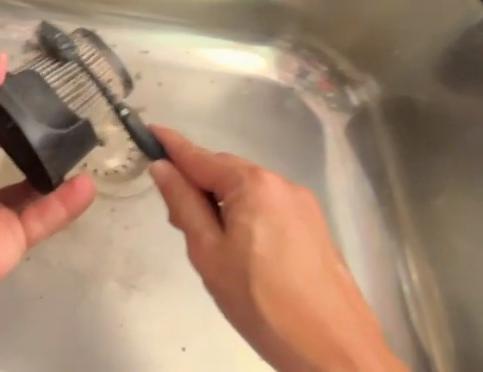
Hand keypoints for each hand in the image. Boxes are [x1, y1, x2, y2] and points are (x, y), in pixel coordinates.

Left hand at [0, 50, 98, 296]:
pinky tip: (86, 187)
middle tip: (55, 129)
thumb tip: (0, 57)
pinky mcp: (13, 238)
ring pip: (27, 192)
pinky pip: (44, 219)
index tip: (21, 98)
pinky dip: (65, 204)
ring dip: (51, 176)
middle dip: (24, 147)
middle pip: (0, 161)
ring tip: (78, 157)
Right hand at [149, 127, 407, 371]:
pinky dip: (247, 216)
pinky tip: (244, 252)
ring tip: (214, 246)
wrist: (336, 355)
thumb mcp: (208, 252)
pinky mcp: (316, 229)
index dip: (169, 144)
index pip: (197, 155)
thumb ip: (182, 203)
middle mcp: (280, 184)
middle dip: (197, 185)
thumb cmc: (262, 303)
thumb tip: (162, 167)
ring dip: (222, 203)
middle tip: (178, 222)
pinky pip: (268, 207)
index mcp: (252, 184)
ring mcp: (304, 206)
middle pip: (223, 171)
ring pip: (246, 190)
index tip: (146, 132)